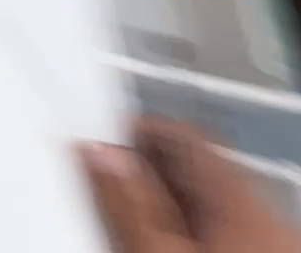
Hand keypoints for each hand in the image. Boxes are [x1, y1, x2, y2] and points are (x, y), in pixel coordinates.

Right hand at [83, 119, 300, 252]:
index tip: (95, 143)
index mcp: (244, 207)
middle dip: (145, 171)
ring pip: (208, 205)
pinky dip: (184, 230)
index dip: (133, 131)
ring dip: (162, 203)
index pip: (184, 136)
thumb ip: (119, 196)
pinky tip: (157, 245)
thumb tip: (95, 146)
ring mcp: (276, 249)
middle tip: (104, 188)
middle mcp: (272, 224)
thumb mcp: (146, 252)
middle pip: (199, 171)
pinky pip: (223, 232)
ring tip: (129, 225)